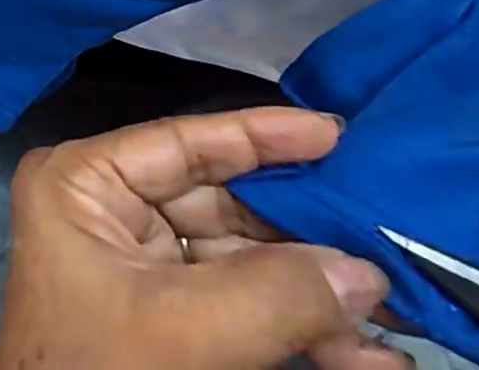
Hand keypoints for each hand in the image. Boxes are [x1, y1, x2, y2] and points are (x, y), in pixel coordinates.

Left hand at [0, 107, 407, 369]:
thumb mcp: (180, 331)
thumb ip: (275, 295)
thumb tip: (366, 273)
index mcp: (86, 180)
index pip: (185, 141)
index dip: (262, 133)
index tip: (332, 131)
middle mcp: (109, 205)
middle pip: (222, 199)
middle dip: (301, 228)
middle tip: (376, 227)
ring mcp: (136, 257)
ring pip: (240, 255)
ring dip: (313, 288)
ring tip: (392, 308)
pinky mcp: (162, 308)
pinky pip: (238, 302)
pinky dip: (296, 327)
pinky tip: (364, 352)